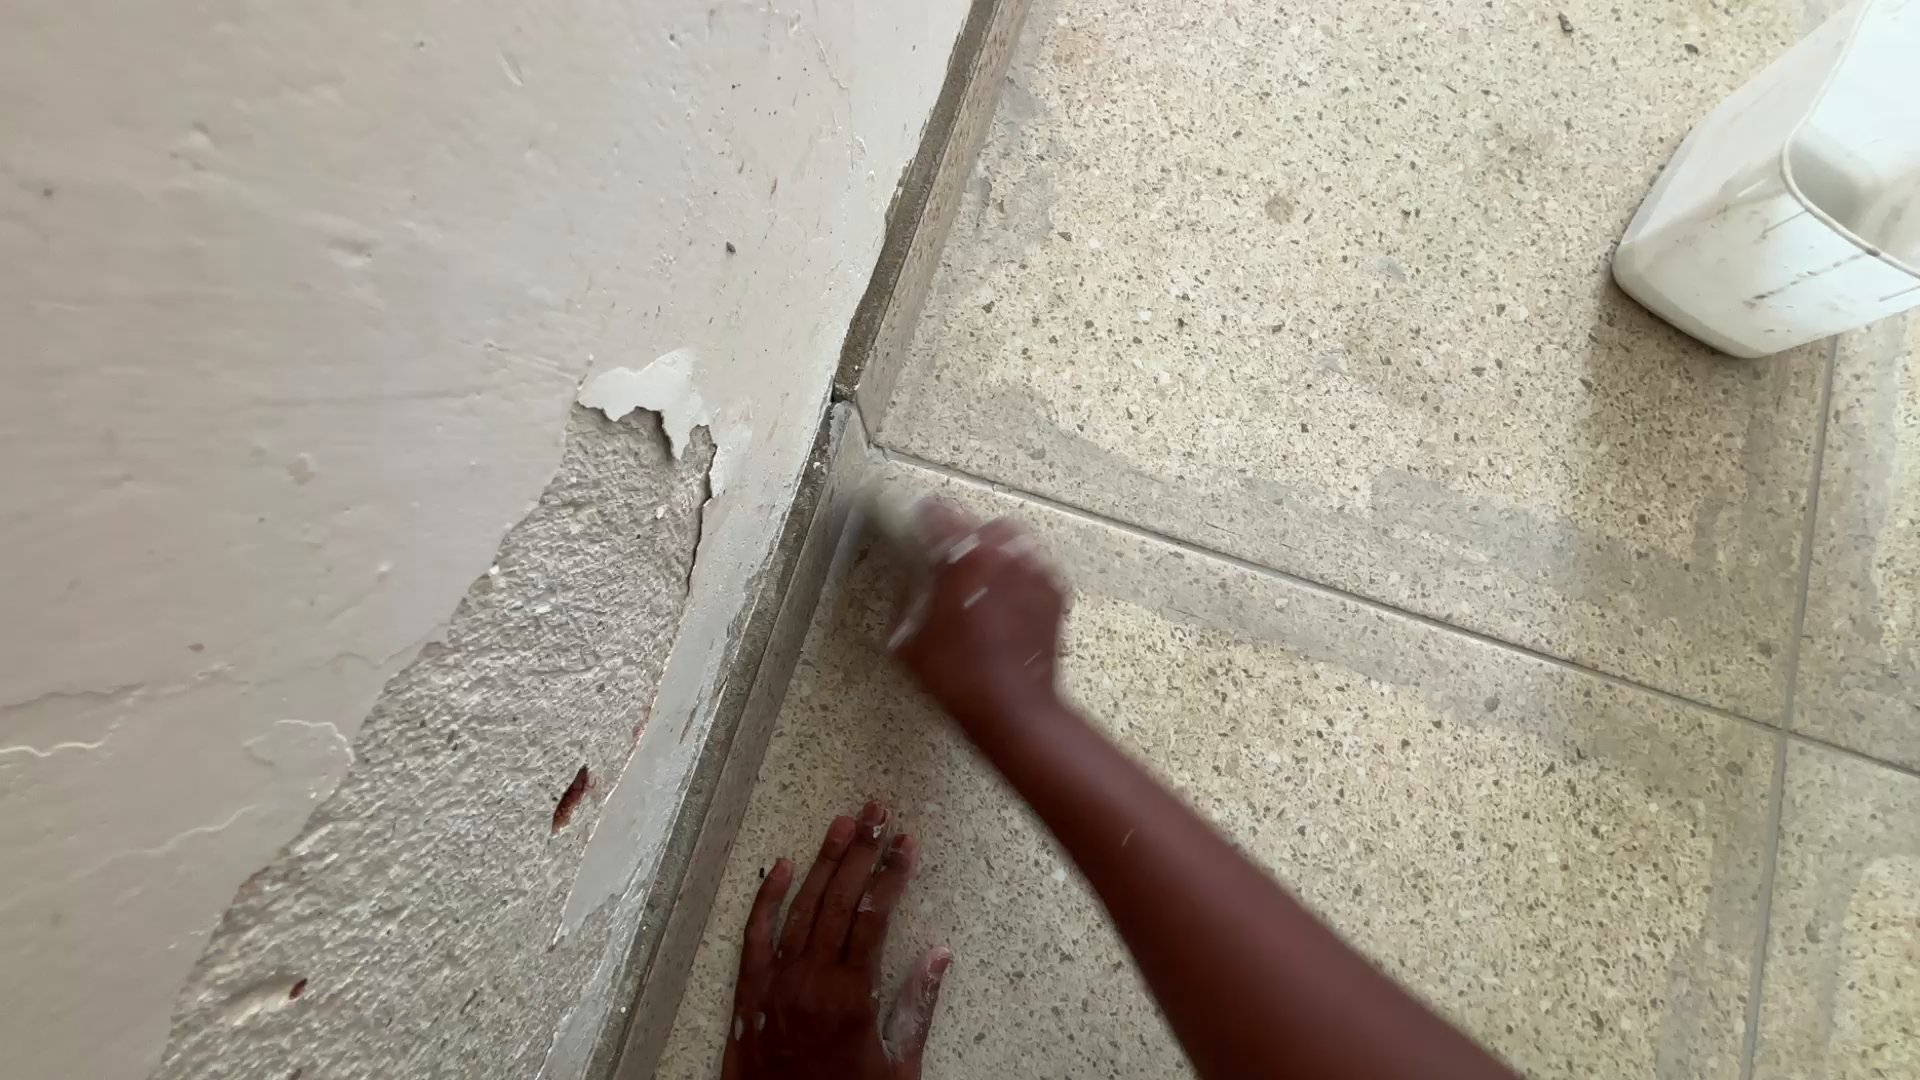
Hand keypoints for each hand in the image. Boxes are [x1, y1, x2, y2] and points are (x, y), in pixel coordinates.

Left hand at [722, 802, 950, 1079]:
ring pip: (801, 907)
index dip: (892, 873)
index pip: (875, 914)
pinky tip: (780, 866)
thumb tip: (940, 954)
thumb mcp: (898, 1066)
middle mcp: (812, 981)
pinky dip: (766, 899)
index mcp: (851, 996)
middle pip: (839, 899)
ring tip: (842, 824)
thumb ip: (918, 1006)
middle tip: (877, 812)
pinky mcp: (749, 996)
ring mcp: (777, 985)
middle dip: (862, 850)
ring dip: (823, 861)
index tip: (906, 842)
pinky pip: (755, 937)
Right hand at [888, 500, 1069, 736]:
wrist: (1013, 709)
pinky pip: (1032, 564)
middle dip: (963, 535)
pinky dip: (1018, 571)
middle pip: (979, 522)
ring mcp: (1034, 569)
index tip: (914, 524)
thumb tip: (913, 573)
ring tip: (982, 580)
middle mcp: (1002, 553)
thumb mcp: (907, 638)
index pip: (936, 512)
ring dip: (994, 551)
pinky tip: (1007, 599)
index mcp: (961, 558)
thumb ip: (908, 592)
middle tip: (949, 561)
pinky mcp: (1055, 589)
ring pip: (1012, 538)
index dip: (922, 516)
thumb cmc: (955, 677)